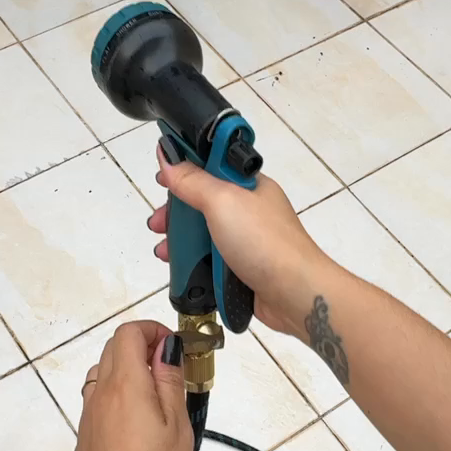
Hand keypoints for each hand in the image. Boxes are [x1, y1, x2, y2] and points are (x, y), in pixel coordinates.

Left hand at [73, 320, 192, 450]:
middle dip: (142, 346)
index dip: (152, 330)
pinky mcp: (84, 434)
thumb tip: (165, 348)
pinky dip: (118, 392)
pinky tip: (139, 423)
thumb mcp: (176, 427)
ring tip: (157, 397)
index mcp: (124, 385)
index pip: (128, 333)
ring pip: (103, 372)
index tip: (175, 349)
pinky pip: (99, 397)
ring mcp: (88, 414)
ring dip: (128, 369)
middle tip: (171, 370)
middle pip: (113, 348)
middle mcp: (100, 393)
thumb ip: (169, 382)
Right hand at [148, 143, 338, 336]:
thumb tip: (167, 156)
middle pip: (203, 203)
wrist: (294, 294)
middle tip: (156, 225)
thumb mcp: (222, 202)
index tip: (161, 180)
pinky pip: (211, 260)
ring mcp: (246, 241)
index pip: (212, 166)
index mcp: (249, 186)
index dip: (185, 170)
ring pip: (204, 234)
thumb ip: (192, 181)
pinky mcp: (243, 269)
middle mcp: (249, 211)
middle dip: (175, 213)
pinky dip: (193, 263)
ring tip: (163, 252)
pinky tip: (180, 270)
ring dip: (180, 241)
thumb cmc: (262, 242)